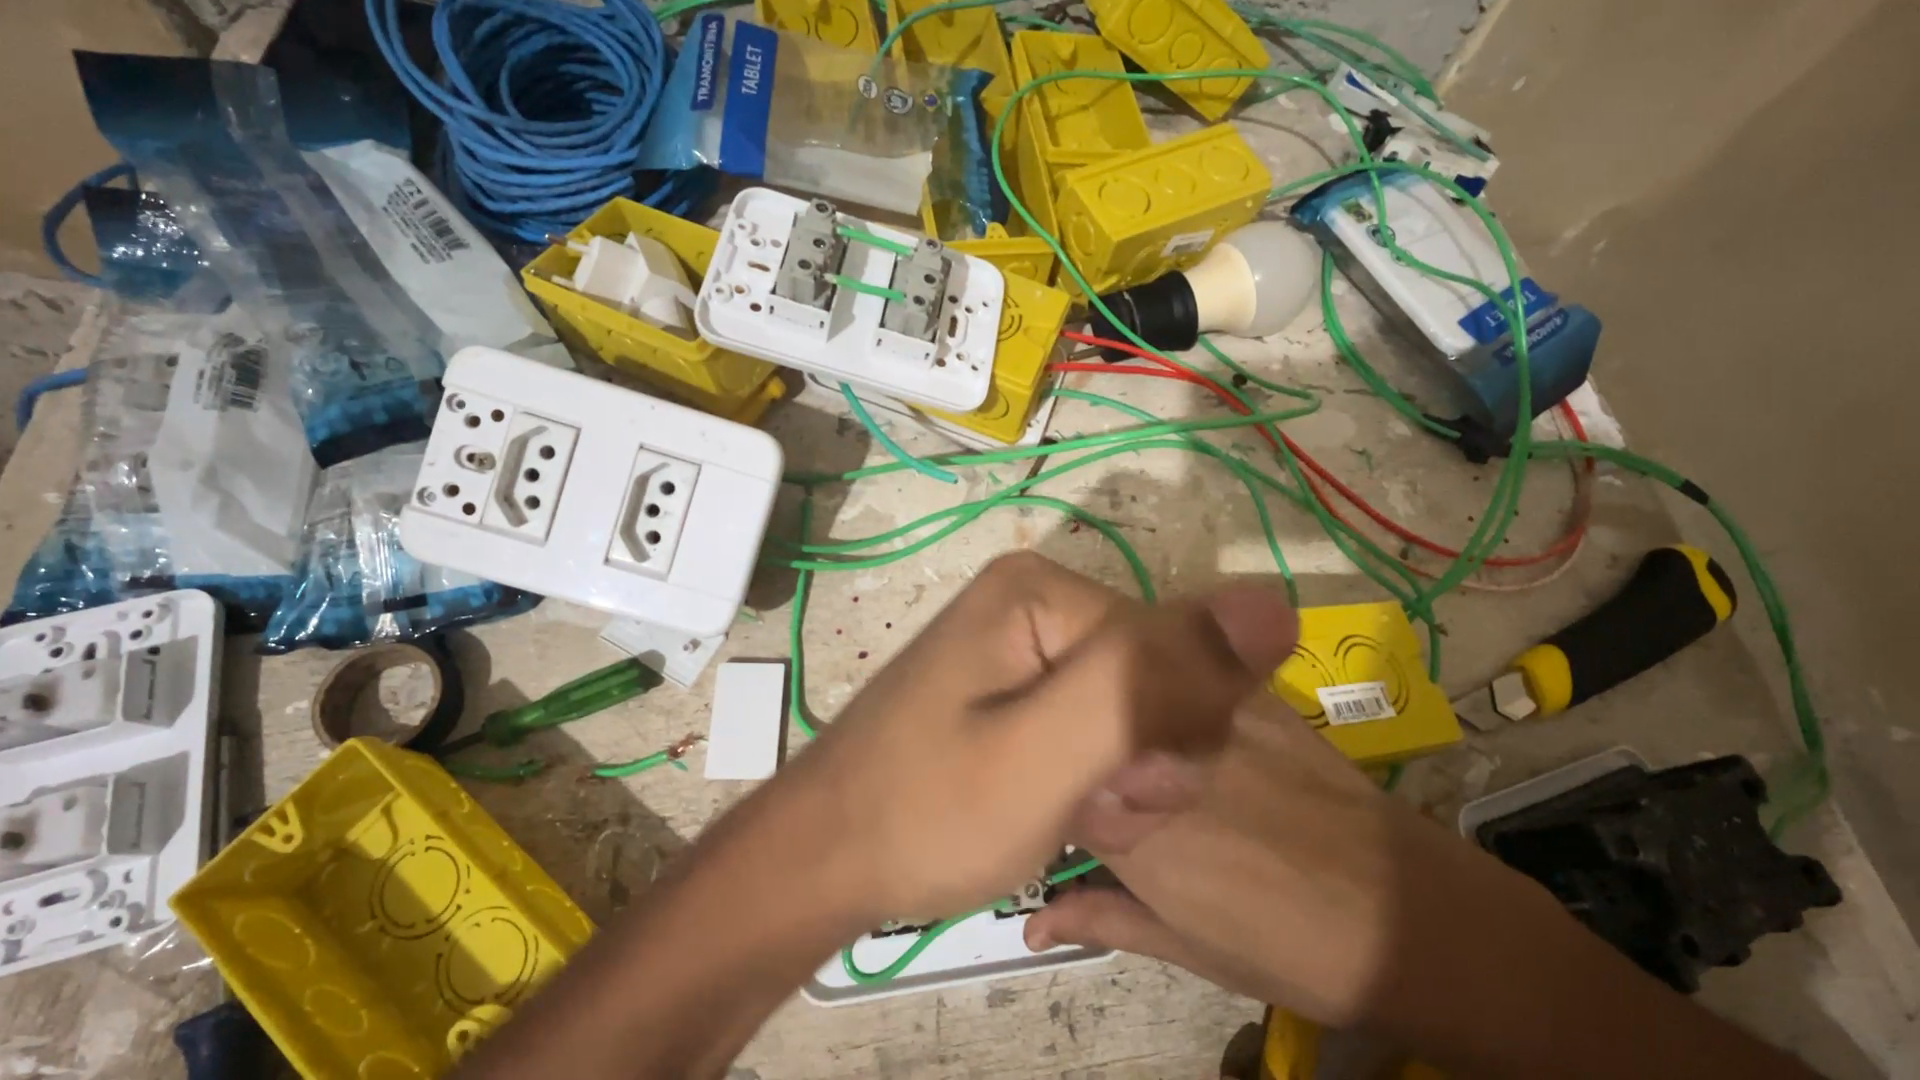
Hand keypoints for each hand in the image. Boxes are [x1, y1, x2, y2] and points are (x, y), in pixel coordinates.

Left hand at [780, 552, 1298, 923]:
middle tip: (1078, 806)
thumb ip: (1153, 678)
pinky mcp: (1015, 686)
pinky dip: (1089, 776)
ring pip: (1135, 709)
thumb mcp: (1048, 753)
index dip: (1167, 737)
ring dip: (1119, 777)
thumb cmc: (930, 812)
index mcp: (1044, 591)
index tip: (1108, 794)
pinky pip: (1096, 723)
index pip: (1180, 651)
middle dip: (1141, 758)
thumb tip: (1276, 603)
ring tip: (1060, 811)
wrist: (825, 859)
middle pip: (1158, 675)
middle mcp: (1036, 600)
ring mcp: (1023, 644)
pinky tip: (1050, 805)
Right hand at [1023, 691, 1557, 1029]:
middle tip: (1056, 740)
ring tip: (1104, 710)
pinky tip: (1162, 695)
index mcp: (1127, 828)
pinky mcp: (1253, 696)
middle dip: (1065, 723)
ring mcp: (1208, 717)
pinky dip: (1161, 676)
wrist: (1411, 919)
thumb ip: (1099, 918)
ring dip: (1109, 689)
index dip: (1039, 777)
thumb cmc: (1287, 950)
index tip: (1037, 785)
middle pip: (1082, 713)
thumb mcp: (1183, 945)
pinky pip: (1185, 668)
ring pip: (1130, 676)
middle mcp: (1157, 758)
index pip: (1046, 777)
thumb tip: (1030, 924)